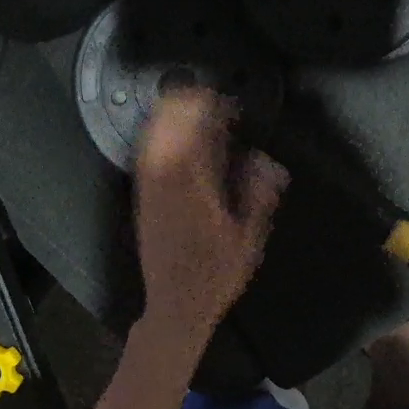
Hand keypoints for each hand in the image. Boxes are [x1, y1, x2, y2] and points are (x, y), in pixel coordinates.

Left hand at [133, 87, 288, 340]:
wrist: (175, 305)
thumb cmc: (215, 276)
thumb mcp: (248, 239)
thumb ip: (258, 195)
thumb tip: (267, 160)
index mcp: (193, 185)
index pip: (196, 128)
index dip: (213, 106)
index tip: (232, 105)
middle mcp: (164, 178)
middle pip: (168, 121)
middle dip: (190, 103)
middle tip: (215, 103)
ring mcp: (148, 187)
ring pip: (153, 133)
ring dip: (173, 116)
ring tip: (198, 114)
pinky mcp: (142, 197)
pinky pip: (146, 153)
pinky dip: (161, 136)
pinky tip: (179, 140)